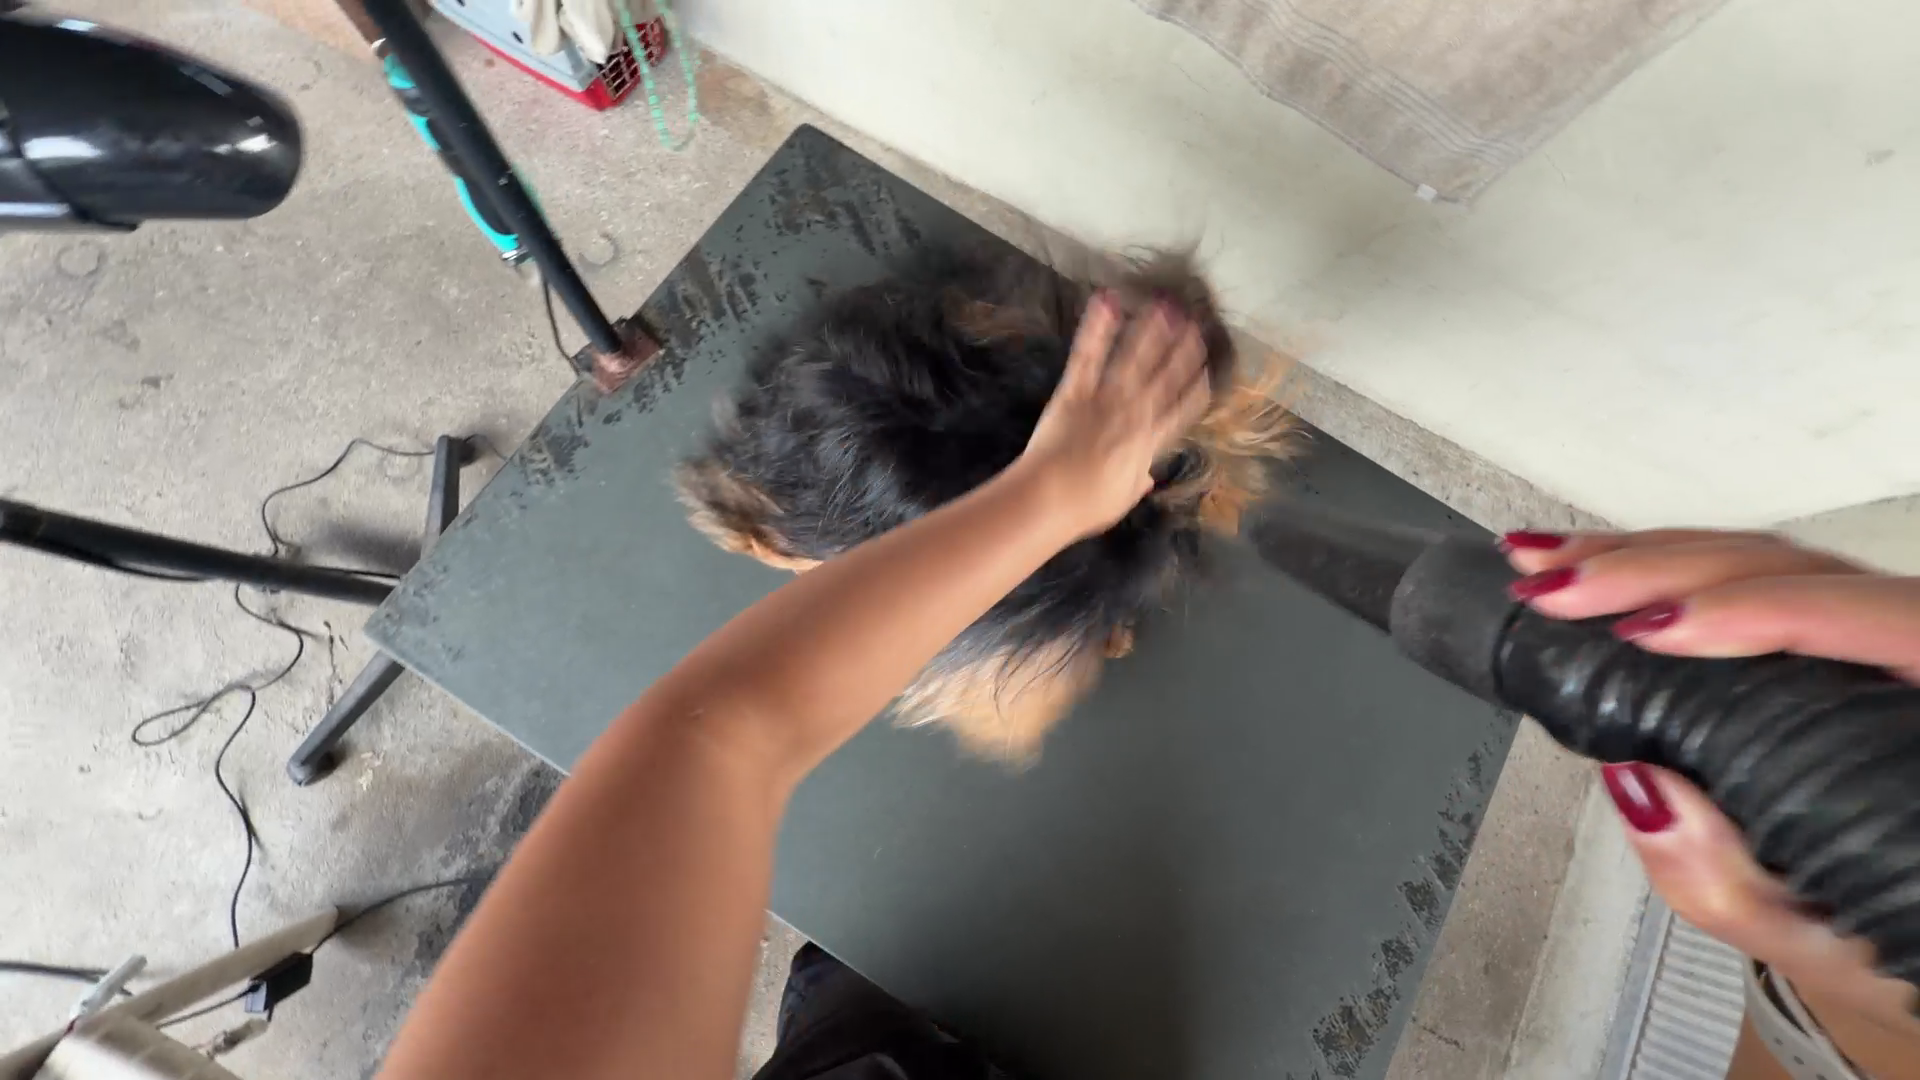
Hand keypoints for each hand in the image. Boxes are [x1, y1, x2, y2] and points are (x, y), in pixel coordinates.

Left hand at [1018, 293, 1212, 535]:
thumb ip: (1135, 484)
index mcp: (1148, 444)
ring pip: (1133, 360)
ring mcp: (1104, 400)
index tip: (1207, 370)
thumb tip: (1147, 479)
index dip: (1195, 389)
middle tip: (1196, 324)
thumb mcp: (1119, 501)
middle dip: (1181, 350)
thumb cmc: (1084, 507)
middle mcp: (1133, 415)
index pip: (1180, 411)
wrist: (1048, 498)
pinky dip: (1097, 328)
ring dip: (1150, 331)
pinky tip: (1107, 303)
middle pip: (1163, 378)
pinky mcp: (1074, 392)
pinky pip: (1088, 355)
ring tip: (1165, 306)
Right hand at [1502, 529, 1919, 1034]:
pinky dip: (1644, 558)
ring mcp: (1867, 634)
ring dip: (1634, 555)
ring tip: (1541, 567)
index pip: (1886, 625)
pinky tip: (1576, 560)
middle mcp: (1912, 660)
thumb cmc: (1874, 931)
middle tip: (1553, 591)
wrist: (1889, 918)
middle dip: (1657, 571)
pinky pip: (1735, 567)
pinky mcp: (1810, 626)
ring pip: (1758, 556)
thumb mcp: (1810, 936)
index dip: (1758, 611)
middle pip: (1799, 571)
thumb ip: (1731, 882)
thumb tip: (1641, 788)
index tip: (1642, 631)